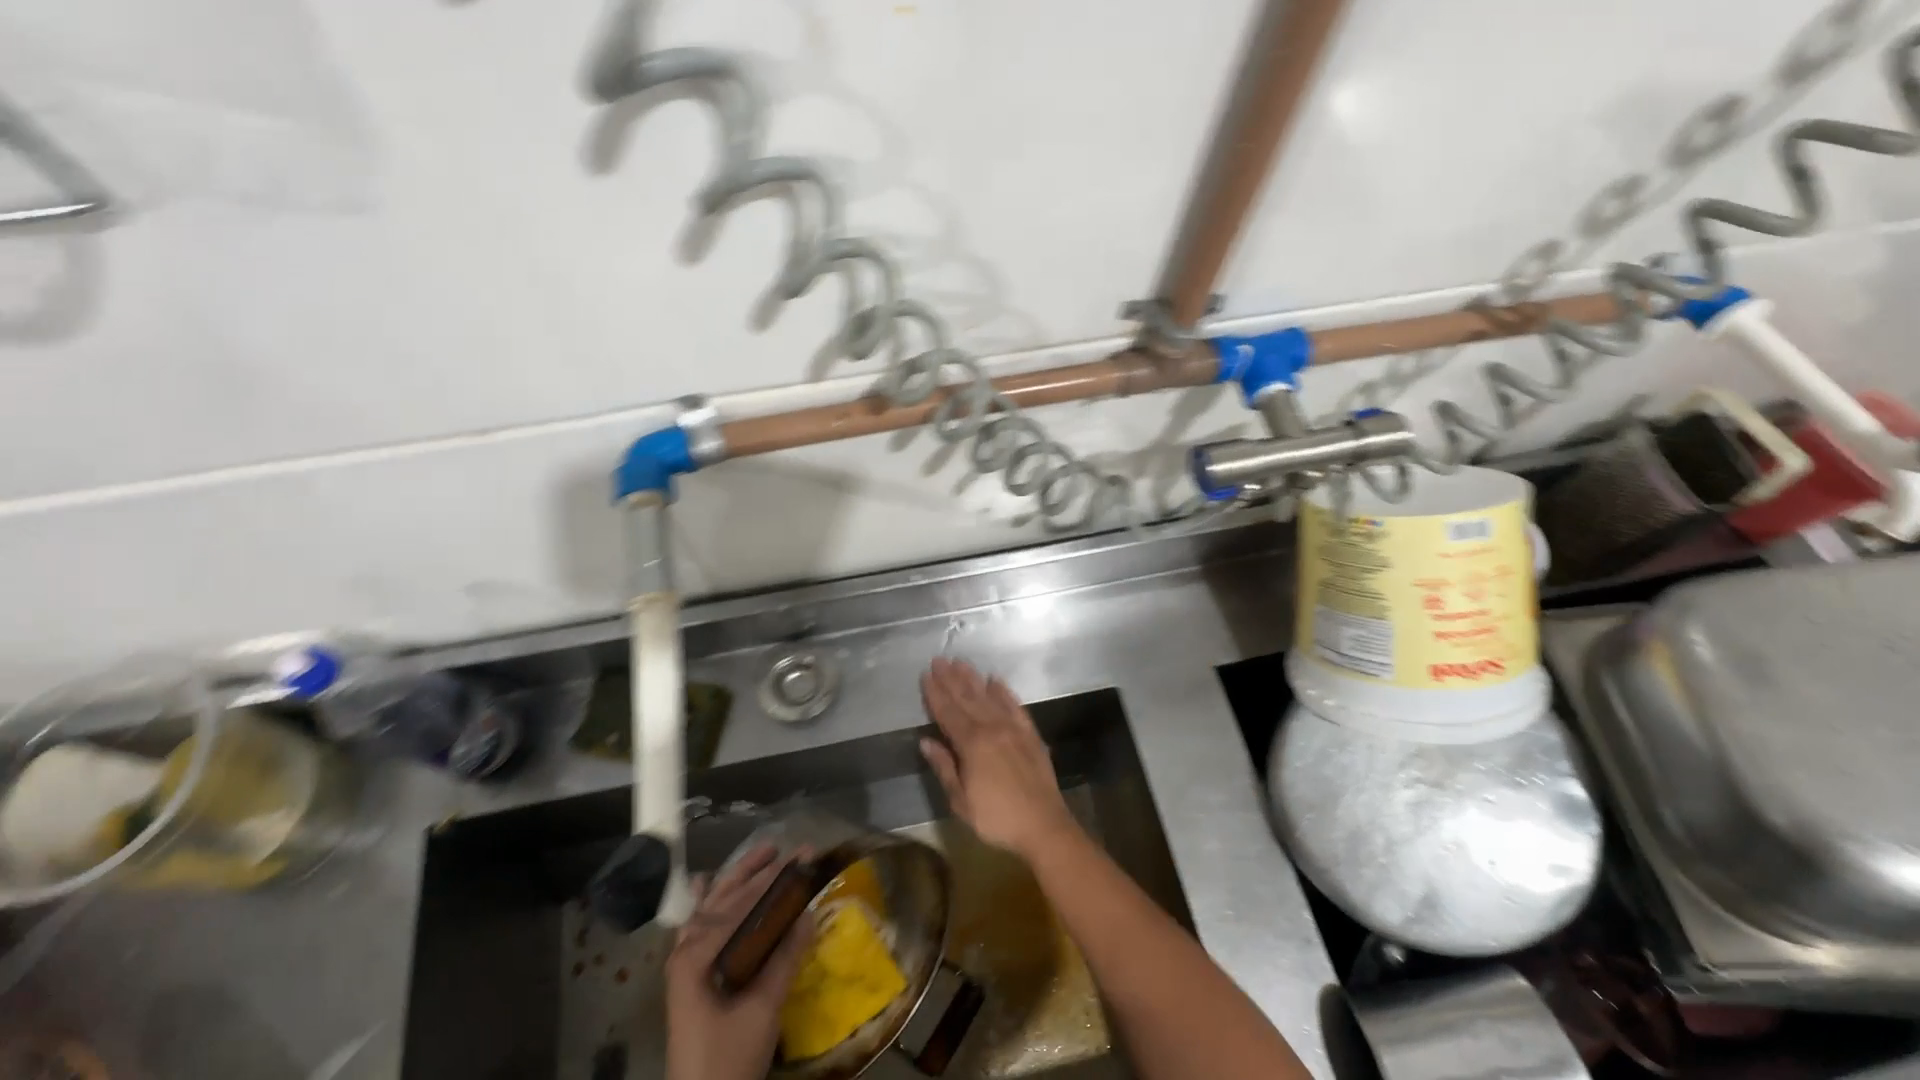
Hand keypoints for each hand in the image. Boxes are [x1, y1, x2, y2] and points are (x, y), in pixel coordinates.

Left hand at [665, 845, 814, 1079]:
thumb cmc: (728, 1058)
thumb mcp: (762, 1009)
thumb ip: (783, 959)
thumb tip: (808, 914)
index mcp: (697, 955)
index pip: (740, 904)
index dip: (772, 877)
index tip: (801, 856)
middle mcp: (686, 952)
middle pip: (724, 900)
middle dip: (758, 873)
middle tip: (791, 851)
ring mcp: (685, 966)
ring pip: (711, 910)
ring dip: (737, 882)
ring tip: (761, 856)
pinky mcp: (691, 980)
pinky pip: (700, 929)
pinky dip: (709, 906)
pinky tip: (705, 888)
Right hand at [918, 658, 1080, 860]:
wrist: (1044, 826)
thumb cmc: (996, 818)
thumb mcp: (961, 801)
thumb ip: (944, 767)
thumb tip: (926, 742)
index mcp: (971, 744)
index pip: (948, 713)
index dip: (935, 694)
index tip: (925, 675)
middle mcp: (992, 728)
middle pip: (967, 699)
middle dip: (951, 679)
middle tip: (939, 659)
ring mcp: (1014, 729)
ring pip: (989, 697)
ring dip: (973, 679)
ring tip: (961, 663)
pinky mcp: (1030, 735)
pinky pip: (1015, 706)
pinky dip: (1005, 692)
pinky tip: (996, 681)